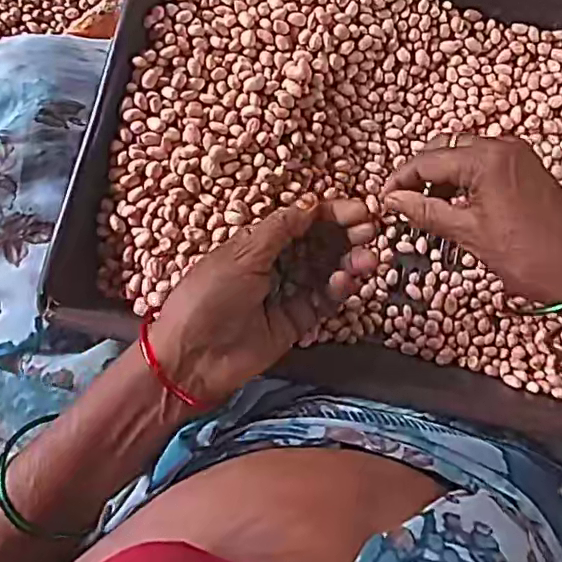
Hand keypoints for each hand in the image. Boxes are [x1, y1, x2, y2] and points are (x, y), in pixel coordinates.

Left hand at [150, 196, 378, 403]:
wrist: (191, 357)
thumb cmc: (208, 297)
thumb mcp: (242, 254)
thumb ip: (280, 229)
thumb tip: (311, 204)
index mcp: (259, 244)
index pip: (302, 222)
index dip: (330, 214)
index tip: (360, 209)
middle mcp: (276, 265)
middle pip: (319, 244)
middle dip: (346, 235)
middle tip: (370, 230)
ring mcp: (287, 294)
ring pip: (326, 271)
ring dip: (348, 261)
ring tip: (367, 258)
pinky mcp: (295, 322)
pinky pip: (323, 301)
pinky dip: (337, 289)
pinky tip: (345, 279)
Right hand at [381, 135, 561, 304]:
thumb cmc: (531, 257)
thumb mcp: (469, 234)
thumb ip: (425, 211)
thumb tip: (393, 200)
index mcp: (488, 159)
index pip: (428, 160)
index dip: (400, 179)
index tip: (384, 198)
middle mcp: (505, 148)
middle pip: (446, 150)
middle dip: (420, 174)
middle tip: (401, 202)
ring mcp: (520, 158)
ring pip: (465, 156)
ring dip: (442, 177)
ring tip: (425, 208)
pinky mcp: (528, 171)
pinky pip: (486, 165)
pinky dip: (465, 180)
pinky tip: (454, 205)